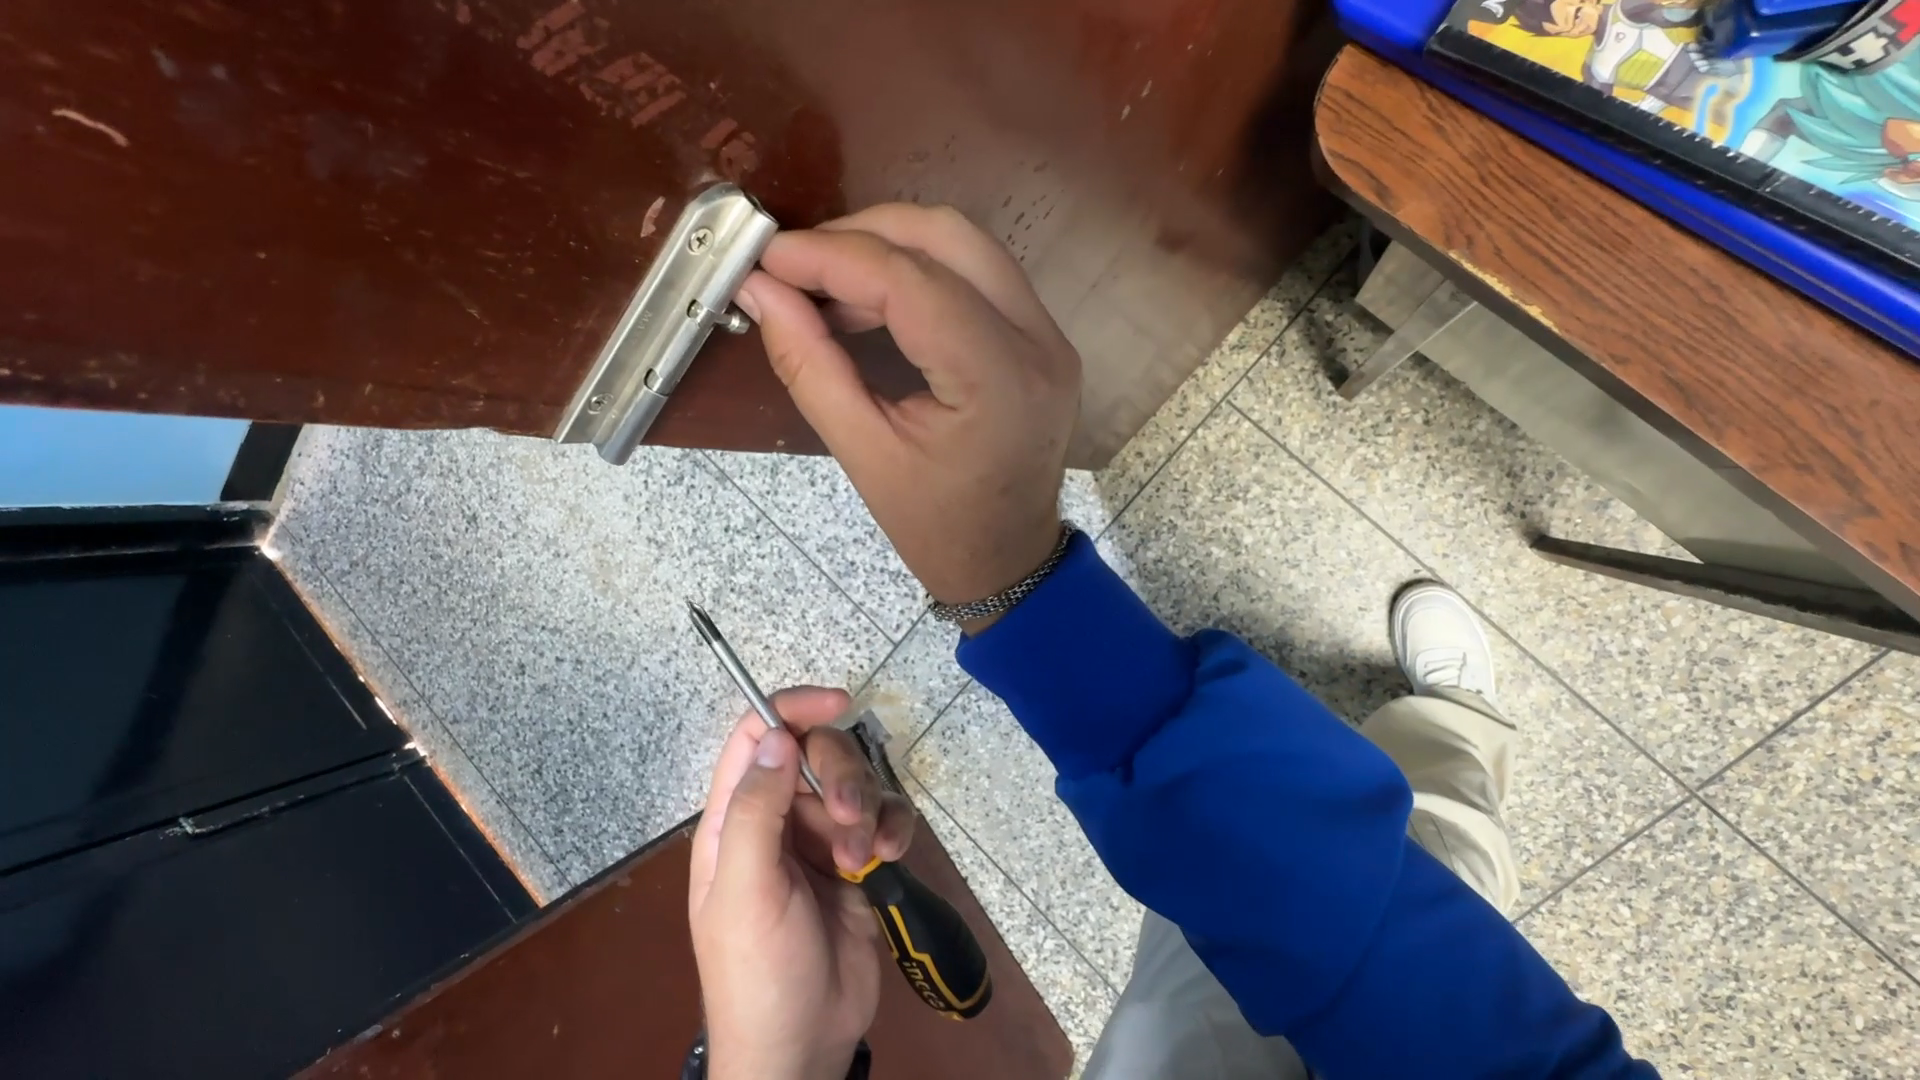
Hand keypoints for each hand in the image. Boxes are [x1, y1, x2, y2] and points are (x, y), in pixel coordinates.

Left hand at [689, 687, 916, 1079]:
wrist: (803, 1042)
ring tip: (865, 857)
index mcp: (737, 818)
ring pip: (859, 782)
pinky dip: (894, 827)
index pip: (757, 736)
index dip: (792, 708)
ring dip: (870, 808)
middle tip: (849, 818)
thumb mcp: (744, 890)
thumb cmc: (756, 969)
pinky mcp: (862, 860)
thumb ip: (755, 810)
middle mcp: (781, 817)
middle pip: (818, 753)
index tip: (837, 703)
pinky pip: (887, 816)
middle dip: (843, 776)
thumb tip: (777, 735)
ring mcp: (823, 838)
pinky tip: (888, 858)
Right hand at [736, 205, 1081, 626]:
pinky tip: (873, 304)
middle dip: (863, 235)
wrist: (1009, 561)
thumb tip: (758, 290)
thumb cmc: (938, 528)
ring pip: (966, 244)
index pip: (913, 282)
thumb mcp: (864, 455)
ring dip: (891, 247)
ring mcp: (1050, 336)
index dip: (833, 257)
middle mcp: (1040, 342)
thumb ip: (809, 366)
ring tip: (828, 289)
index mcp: (999, 381)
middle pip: (948, 235)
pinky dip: (920, 271)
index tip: (768, 257)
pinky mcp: (1044, 337)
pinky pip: (978, 273)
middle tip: (797, 267)